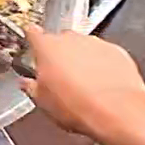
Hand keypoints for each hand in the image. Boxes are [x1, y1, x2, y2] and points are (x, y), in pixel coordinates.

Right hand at [20, 27, 144, 138]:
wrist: (117, 112)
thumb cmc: (78, 106)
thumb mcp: (43, 102)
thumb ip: (31, 87)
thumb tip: (27, 84)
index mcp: (47, 47)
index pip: (32, 32)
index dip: (31, 38)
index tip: (32, 44)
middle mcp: (70, 38)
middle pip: (60, 41)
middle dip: (60, 56)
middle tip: (61, 79)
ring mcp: (94, 43)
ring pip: (83, 48)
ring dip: (82, 61)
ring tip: (85, 87)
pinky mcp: (116, 51)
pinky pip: (105, 55)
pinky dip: (103, 67)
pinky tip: (103, 87)